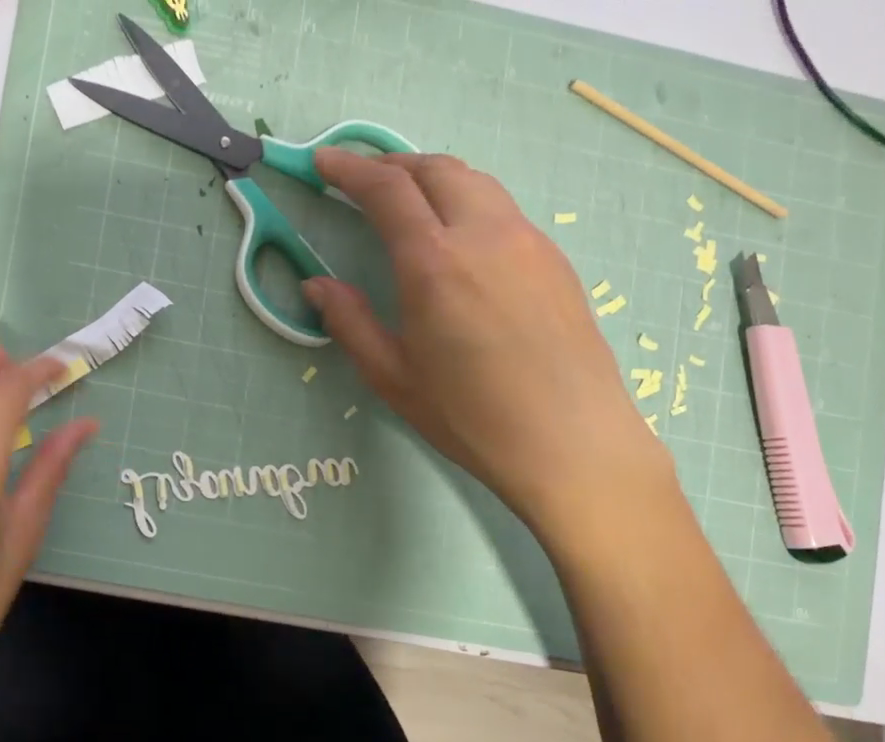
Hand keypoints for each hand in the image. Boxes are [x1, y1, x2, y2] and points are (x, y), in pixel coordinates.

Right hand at [302, 150, 676, 539]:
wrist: (567, 436)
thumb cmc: (467, 414)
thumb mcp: (391, 375)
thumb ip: (350, 322)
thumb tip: (316, 286)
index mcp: (434, 263)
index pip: (387, 191)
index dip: (350, 169)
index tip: (322, 162)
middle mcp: (484, 235)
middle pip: (436, 169)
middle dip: (392, 164)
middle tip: (358, 177)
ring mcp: (527, 241)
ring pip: (475, 181)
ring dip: (432, 177)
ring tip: (403, 197)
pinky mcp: (552, 258)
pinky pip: (501, 208)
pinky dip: (465, 200)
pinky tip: (452, 234)